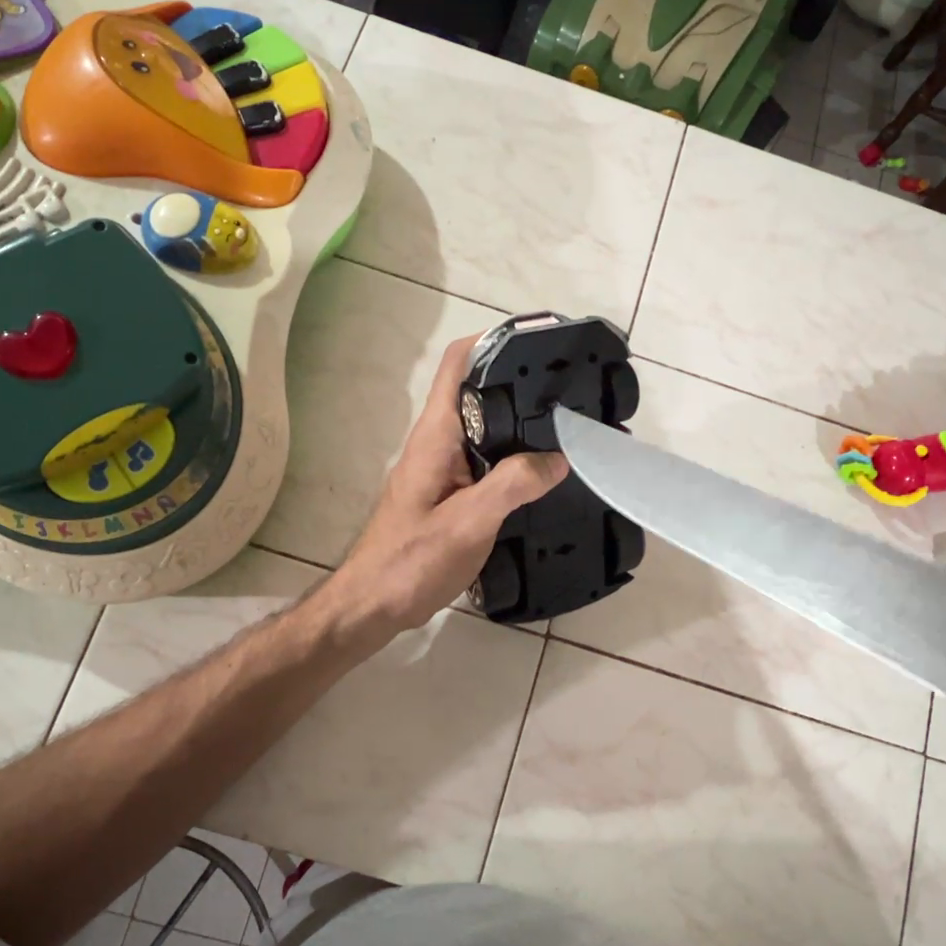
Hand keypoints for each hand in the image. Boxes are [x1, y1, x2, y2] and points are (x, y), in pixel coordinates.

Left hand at [319, 334, 567, 641]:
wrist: (373, 604)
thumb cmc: (411, 561)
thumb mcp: (468, 523)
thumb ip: (513, 485)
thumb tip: (560, 457)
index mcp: (436, 435)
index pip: (459, 363)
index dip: (496, 340)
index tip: (541, 342)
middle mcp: (439, 442)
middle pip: (480, 393)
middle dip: (522, 384)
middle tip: (572, 388)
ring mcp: (444, 469)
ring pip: (487, 431)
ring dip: (523, 425)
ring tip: (571, 427)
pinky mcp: (451, 495)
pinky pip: (489, 463)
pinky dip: (517, 459)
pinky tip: (546, 475)